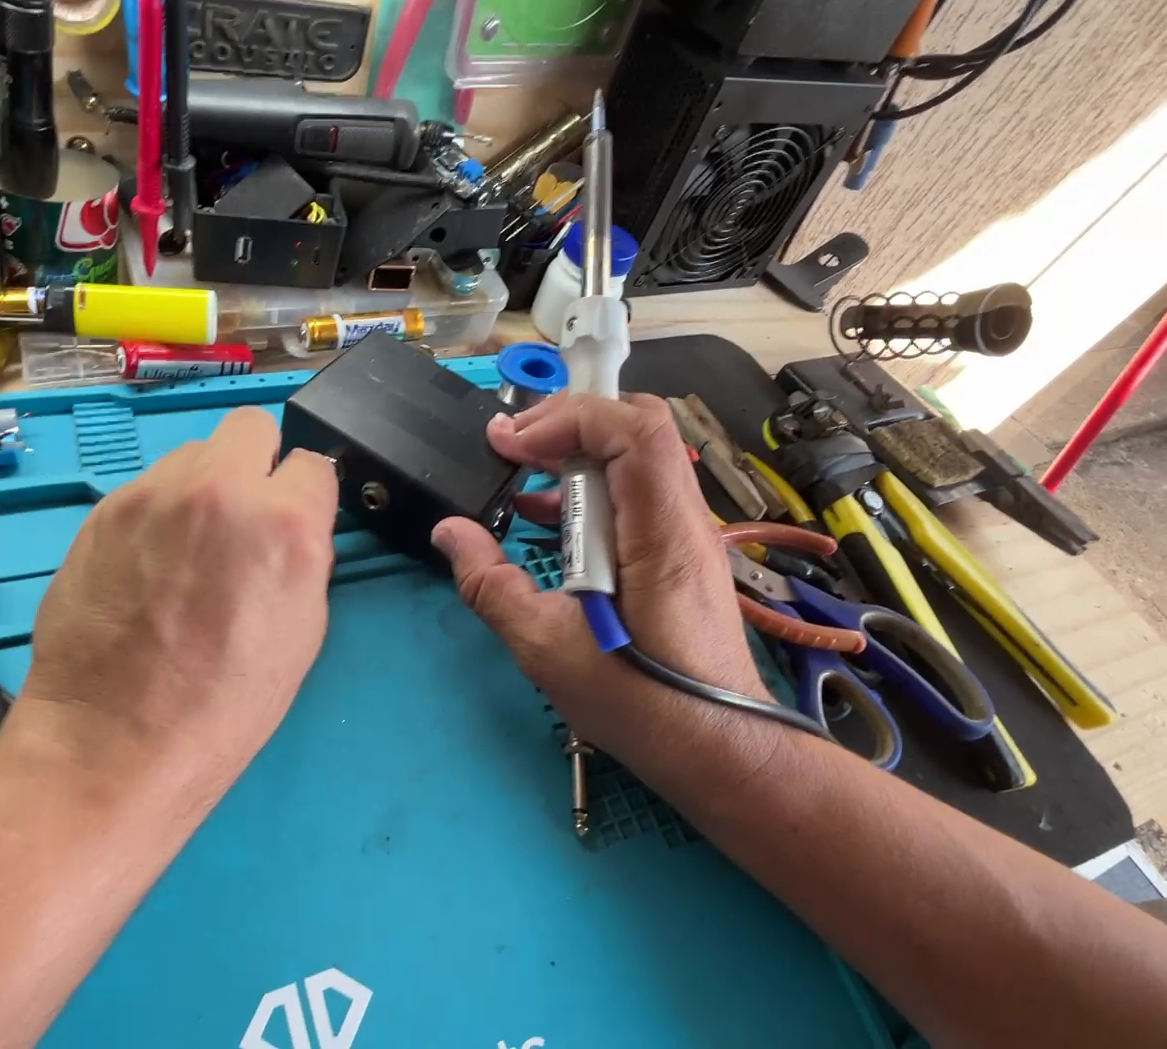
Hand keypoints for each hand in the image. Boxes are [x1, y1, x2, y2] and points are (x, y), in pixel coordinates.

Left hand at [7, 407, 338, 793]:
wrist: (113, 745)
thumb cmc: (225, 707)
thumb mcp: (302, 632)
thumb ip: (305, 556)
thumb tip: (291, 525)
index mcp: (283, 524)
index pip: (314, 464)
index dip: (307, 495)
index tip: (294, 519)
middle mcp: (219, 490)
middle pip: (252, 426)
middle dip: (260, 462)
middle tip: (246, 516)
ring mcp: (152, 494)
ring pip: (195, 452)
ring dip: (207, 484)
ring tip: (190, 546)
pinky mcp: (103, 510)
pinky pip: (149, 486)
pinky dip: (161, 510)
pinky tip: (149, 564)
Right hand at [431, 394, 778, 776]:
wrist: (717, 748)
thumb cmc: (639, 701)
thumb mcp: (547, 648)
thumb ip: (492, 584)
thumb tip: (449, 532)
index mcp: (659, 533)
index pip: (633, 430)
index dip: (568, 419)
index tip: (512, 445)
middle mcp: (682, 519)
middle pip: (638, 426)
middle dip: (567, 422)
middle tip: (512, 446)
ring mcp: (685, 532)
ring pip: (637, 455)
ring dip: (575, 452)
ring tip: (519, 474)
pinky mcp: (676, 550)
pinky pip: (634, 491)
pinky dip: (588, 486)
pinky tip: (545, 517)